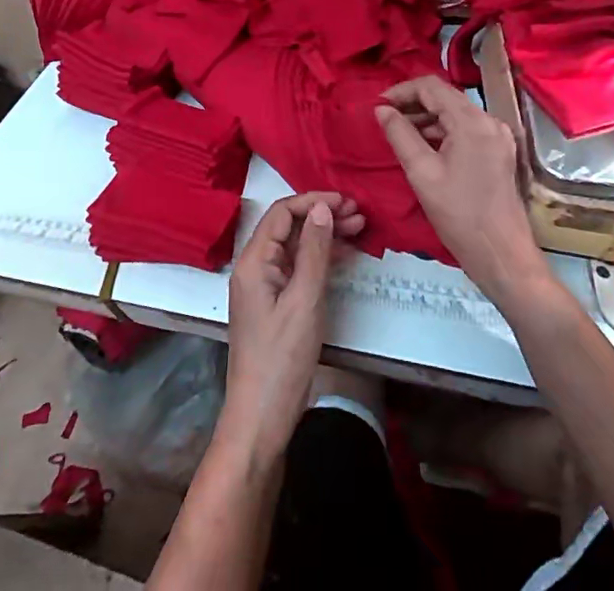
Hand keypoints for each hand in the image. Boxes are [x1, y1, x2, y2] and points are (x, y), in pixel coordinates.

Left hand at [222, 192, 363, 457]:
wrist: (262, 413)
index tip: (346, 202)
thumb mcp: (304, 299)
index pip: (282, 213)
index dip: (313, 201)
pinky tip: (345, 254)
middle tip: (359, 214)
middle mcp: (255, 268)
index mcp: (254, 262)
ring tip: (359, 228)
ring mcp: (265, 286)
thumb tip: (323, 208)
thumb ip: (314, 250)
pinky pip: (299, 268)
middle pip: (288, 228)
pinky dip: (321, 257)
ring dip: (324, 235)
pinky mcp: (276, 303)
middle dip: (322, 215)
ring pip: (296, 247)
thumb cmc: (283, 357)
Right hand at [374, 76, 550, 306]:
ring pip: (456, 114)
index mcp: (472, 122)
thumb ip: (400, 135)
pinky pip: (467, 130)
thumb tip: (382, 110)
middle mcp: (490, 121)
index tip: (378, 105)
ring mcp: (498, 136)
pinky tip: (424, 147)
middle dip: (413, 104)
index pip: (432, 86)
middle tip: (384, 119)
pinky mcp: (500, 152)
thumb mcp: (422, 173)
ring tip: (399, 133)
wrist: (501, 253)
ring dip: (427, 119)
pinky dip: (444, 133)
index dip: (402, 91)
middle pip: (446, 97)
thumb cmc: (458, 215)